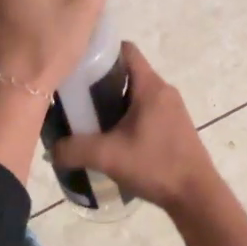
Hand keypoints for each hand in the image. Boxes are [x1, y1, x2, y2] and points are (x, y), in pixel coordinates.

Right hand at [51, 43, 221, 214]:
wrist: (195, 196)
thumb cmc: (155, 165)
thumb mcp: (107, 156)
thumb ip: (73, 149)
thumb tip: (51, 149)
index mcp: (150, 87)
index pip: (124, 50)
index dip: (100, 52)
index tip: (76, 66)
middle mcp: (163, 91)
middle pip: (126, 73)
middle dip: (99, 82)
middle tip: (74, 98)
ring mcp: (171, 109)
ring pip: (134, 94)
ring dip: (111, 103)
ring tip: (87, 121)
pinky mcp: (173, 127)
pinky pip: (143, 111)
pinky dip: (124, 117)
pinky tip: (110, 139)